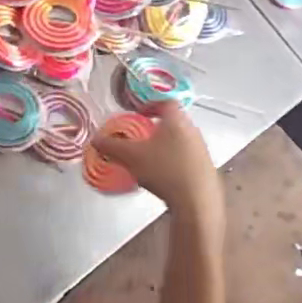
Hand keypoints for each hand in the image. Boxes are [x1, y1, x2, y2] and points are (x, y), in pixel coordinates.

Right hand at [91, 102, 223, 223]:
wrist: (196, 200)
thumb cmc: (165, 170)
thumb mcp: (130, 156)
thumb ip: (111, 146)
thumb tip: (96, 139)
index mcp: (176, 120)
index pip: (165, 102)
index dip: (150, 105)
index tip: (138, 114)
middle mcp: (192, 131)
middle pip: (173, 122)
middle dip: (154, 129)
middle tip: (139, 138)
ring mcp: (201, 149)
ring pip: (179, 140)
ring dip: (163, 146)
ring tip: (148, 159)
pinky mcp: (204, 168)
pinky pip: (185, 158)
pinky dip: (172, 161)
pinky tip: (161, 176)